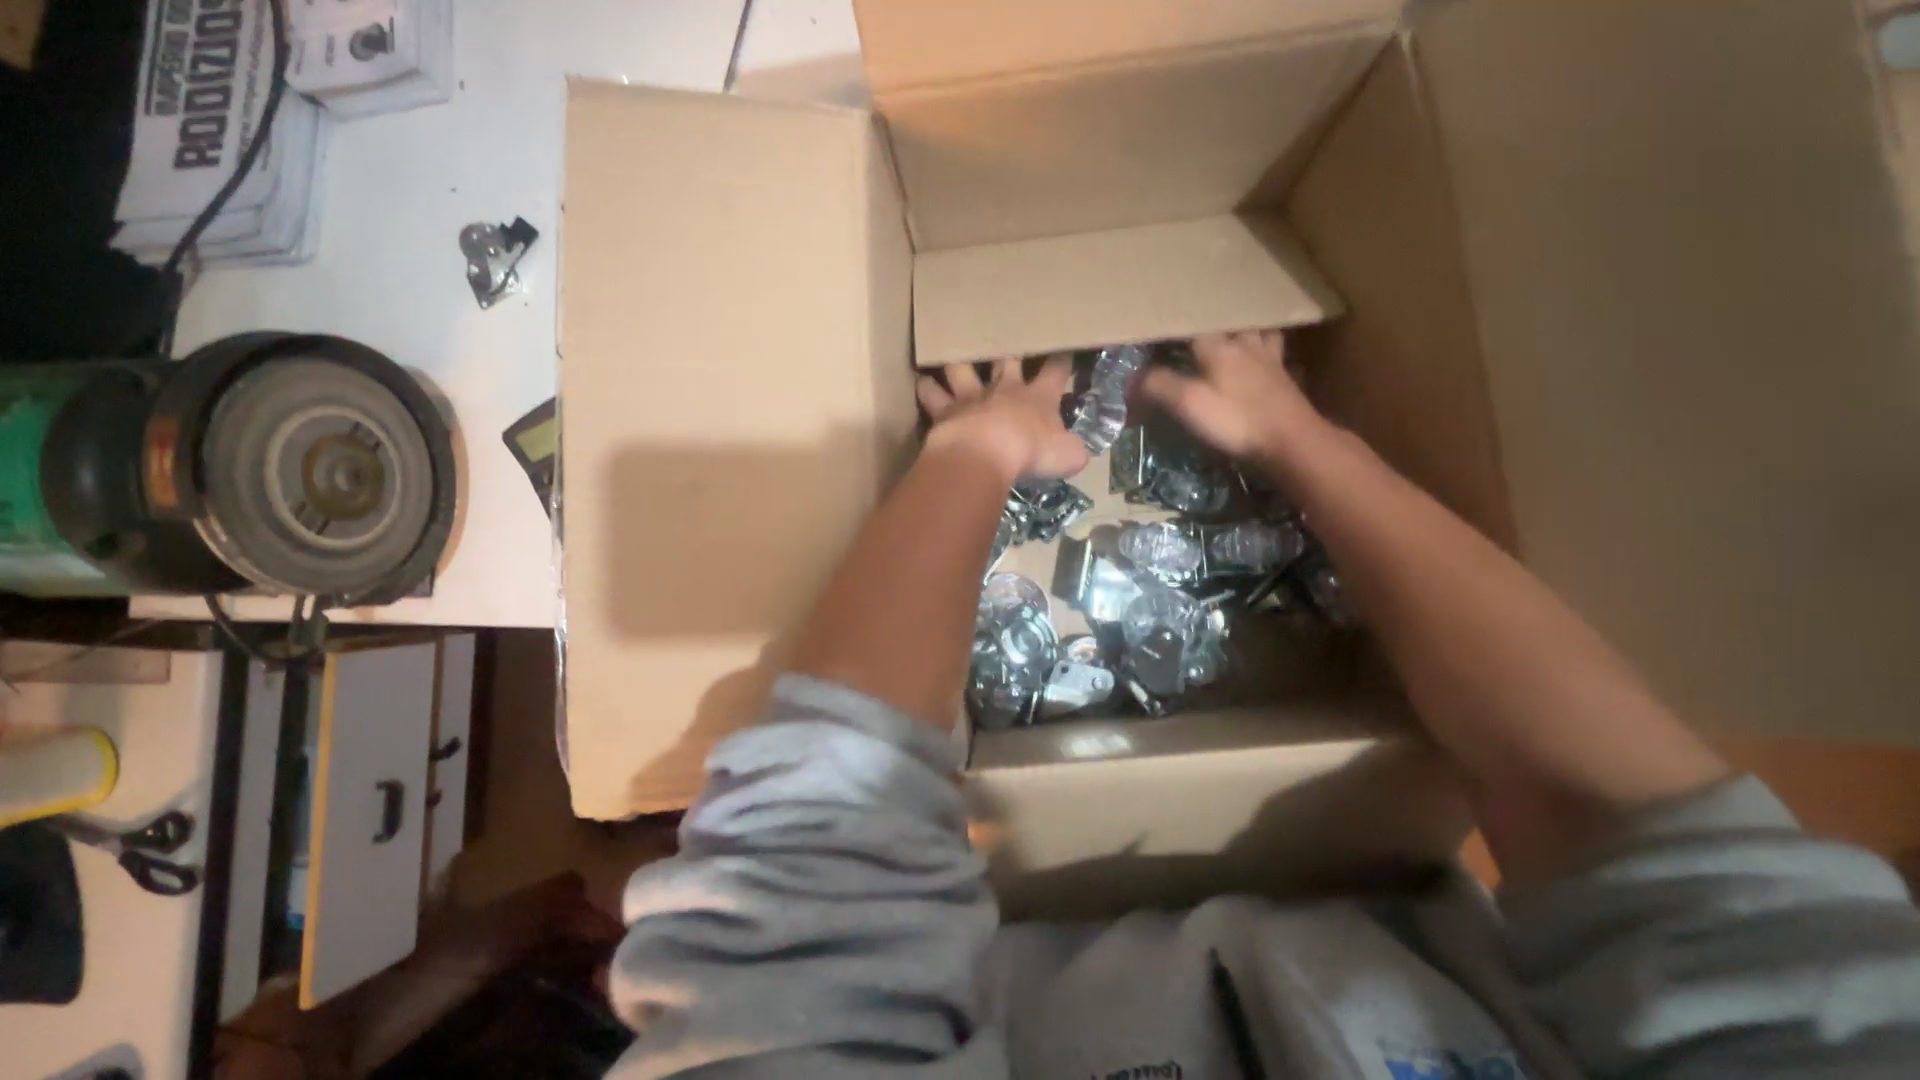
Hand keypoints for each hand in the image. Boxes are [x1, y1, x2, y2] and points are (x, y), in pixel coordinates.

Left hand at [918, 357, 1089, 481]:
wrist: (985, 454)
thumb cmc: (1031, 453)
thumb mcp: (1068, 456)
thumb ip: (1073, 449)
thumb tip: (1076, 450)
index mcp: (1038, 398)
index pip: (1055, 373)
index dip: (1061, 361)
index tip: (1064, 350)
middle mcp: (1004, 389)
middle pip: (1006, 361)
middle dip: (1009, 352)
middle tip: (1005, 342)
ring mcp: (972, 397)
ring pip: (963, 370)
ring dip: (958, 363)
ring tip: (953, 356)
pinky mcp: (945, 411)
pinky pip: (932, 395)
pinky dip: (926, 388)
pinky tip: (921, 382)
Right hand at [1139, 330, 1320, 460]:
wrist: (1291, 441)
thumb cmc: (1236, 419)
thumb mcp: (1187, 403)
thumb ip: (1156, 385)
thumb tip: (1129, 380)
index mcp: (1218, 345)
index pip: (1190, 324)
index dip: (1171, 325)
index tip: (1154, 329)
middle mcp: (1245, 344)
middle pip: (1227, 321)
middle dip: (1211, 320)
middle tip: (1197, 323)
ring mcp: (1269, 359)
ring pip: (1257, 331)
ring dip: (1245, 329)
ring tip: (1234, 332)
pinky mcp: (1284, 379)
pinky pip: (1275, 353)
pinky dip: (1267, 350)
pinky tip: (1264, 358)